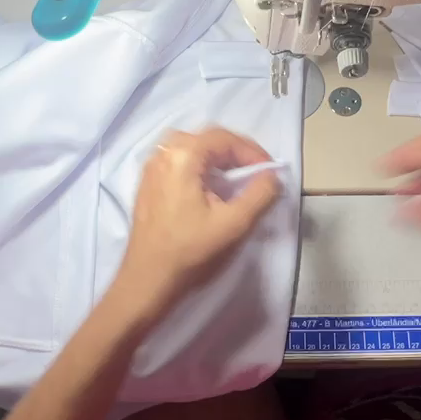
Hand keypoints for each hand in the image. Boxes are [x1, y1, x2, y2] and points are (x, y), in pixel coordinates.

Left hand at [114, 128, 282, 308]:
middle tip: (255, 173)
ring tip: (235, 180)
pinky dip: (199, 169)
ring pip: (190, 150)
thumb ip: (260, 194)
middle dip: (235, 153)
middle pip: (206, 140)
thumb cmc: (191, 251)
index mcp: (182, 156)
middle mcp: (162, 154)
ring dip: (217, 160)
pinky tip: (210, 191)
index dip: (252, 151)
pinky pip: (177, 163)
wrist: (147, 281)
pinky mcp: (147, 186)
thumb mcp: (235, 224)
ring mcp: (151, 169)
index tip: (270, 171)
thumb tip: (273, 176)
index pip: (224, 138)